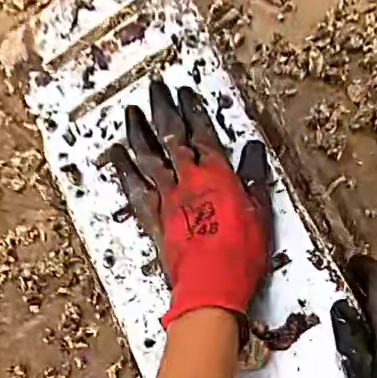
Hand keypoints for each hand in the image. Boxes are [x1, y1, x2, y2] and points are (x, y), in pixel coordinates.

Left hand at [107, 81, 273, 328]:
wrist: (211, 288)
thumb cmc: (239, 256)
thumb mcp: (260, 214)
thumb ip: (254, 179)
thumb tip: (252, 151)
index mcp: (216, 176)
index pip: (202, 133)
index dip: (193, 110)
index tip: (184, 93)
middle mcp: (187, 181)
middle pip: (170, 137)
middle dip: (162, 110)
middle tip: (155, 89)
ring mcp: (166, 200)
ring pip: (147, 157)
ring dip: (139, 133)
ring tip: (132, 114)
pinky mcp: (153, 220)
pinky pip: (134, 189)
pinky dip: (124, 170)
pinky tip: (116, 156)